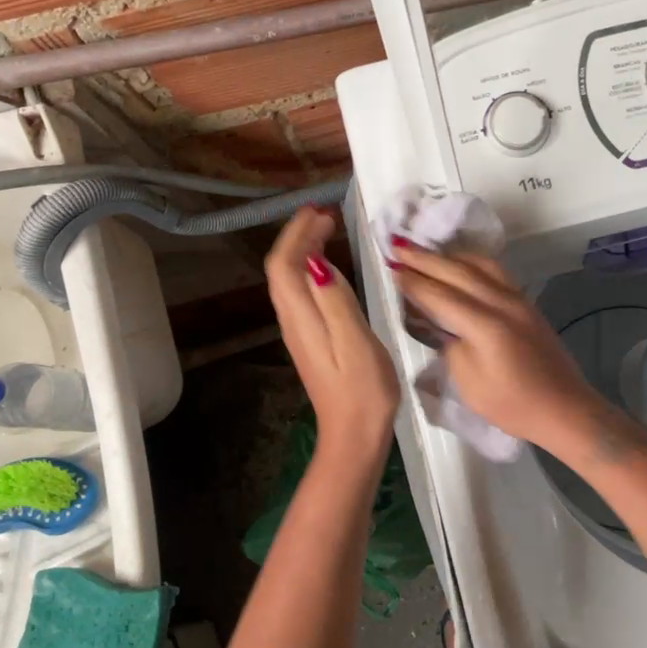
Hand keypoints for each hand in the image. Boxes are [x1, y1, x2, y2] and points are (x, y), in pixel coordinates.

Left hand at [266, 207, 399, 458]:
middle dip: (299, 236)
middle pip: (283, 270)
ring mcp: (301, 333)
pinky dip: (311, 270)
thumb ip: (336, 301)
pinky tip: (329, 267)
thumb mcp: (355, 343)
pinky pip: (302, 294)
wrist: (354, 436)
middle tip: (326, 214)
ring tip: (327, 230)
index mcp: (303, 318)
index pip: (285, 265)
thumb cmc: (363, 392)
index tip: (320, 211)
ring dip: (303, 251)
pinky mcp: (312, 341)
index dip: (297, 234)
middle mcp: (295, 322)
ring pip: (290, 281)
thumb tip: (317, 263)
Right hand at [389, 243, 613, 456]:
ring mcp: (518, 300)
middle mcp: (502, 303)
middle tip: (397, 245)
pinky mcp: (527, 303)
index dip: (413, 282)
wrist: (563, 408)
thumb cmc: (512, 405)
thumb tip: (438, 322)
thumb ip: (450, 346)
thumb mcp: (469, 384)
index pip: (440, 295)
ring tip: (425, 250)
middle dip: (425, 259)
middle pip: (458, 271)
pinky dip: (472, 262)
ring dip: (449, 255)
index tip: (390, 268)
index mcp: (485, 326)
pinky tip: (460, 263)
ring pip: (480, 264)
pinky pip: (495, 271)